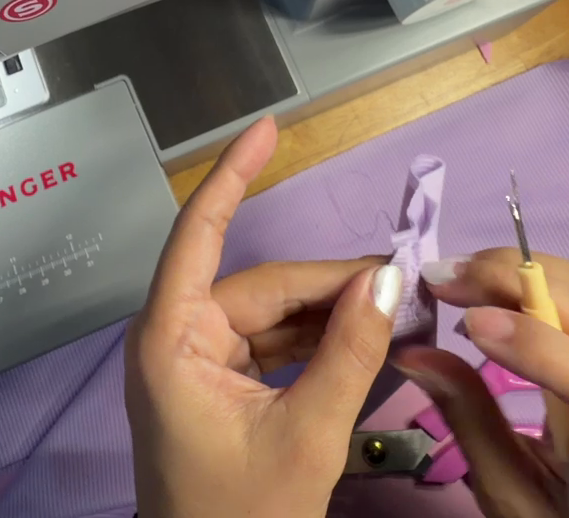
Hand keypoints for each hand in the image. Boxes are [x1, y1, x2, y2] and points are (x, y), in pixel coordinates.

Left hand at [125, 117, 403, 517]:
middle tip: (398, 274)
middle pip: (260, 282)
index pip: (200, 230)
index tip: (266, 128)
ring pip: (272, 311)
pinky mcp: (220, 381)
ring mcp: (199, 358)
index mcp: (170, 336)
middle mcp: (177, 333)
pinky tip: (361, 330)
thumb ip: (348, 355)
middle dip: (328, 279)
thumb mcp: (303, 439)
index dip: (233, 173)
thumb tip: (388, 281)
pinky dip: (315, 336)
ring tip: (391, 299)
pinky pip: (272, 340)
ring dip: (328, 308)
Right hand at [396, 250, 568, 517]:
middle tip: (442, 279)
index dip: (545, 350)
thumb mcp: (520, 506)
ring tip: (461, 277)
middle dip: (517, 285)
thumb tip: (414, 353)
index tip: (468, 324)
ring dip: (523, 270)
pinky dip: (539, 279)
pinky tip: (495, 288)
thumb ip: (472, 424)